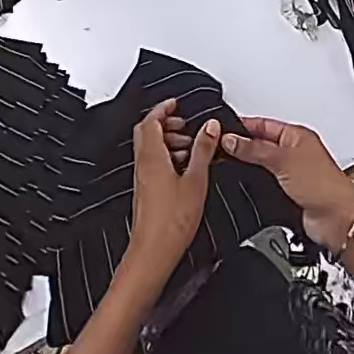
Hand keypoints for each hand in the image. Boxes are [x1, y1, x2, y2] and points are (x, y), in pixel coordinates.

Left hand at [126, 99, 218, 277]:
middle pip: (147, 132)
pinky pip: (152, 163)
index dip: (163, 108)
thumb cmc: (171, 222)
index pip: (151, 120)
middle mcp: (143, 164)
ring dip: (168, 139)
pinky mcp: (146, 190)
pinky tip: (184, 167)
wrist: (153, 251)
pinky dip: (167, 156)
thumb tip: (210, 127)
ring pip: (150, 147)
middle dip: (165, 122)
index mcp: (152, 156)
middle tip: (184, 122)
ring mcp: (143, 177)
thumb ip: (203, 150)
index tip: (175, 103)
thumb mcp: (196, 180)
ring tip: (190, 145)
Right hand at [220, 117, 353, 249]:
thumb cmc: (324, 185)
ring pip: (261, 164)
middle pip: (260, 144)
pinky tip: (244, 184)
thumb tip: (231, 140)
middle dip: (242, 145)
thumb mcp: (282, 159)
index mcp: (296, 136)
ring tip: (228, 163)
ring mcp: (290, 173)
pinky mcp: (287, 193)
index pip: (263, 124)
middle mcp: (294, 153)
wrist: (337, 220)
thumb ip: (254, 149)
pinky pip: (264, 183)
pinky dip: (254, 183)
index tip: (223, 129)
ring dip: (248, 165)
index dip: (243, 125)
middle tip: (222, 146)